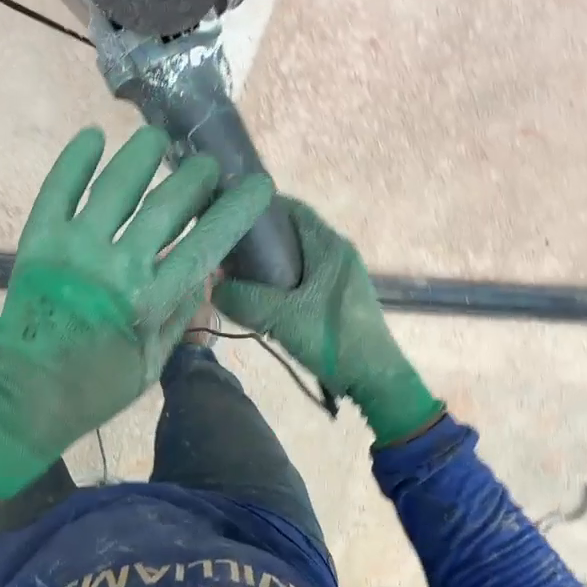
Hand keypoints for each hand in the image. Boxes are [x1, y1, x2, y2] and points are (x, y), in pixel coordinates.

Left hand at [0, 126, 272, 498]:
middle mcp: (118, 266)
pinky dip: (75, 159)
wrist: (28, 399)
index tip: (256, 185)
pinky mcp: (38, 242)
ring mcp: (75, 248)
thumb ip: (181, 313)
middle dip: (195, 177)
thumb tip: (207, 269)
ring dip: (142, 155)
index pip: (207, 243)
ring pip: (117, 184)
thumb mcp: (154, 362)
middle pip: (167, 204)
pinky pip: (58, 189)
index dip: (236, 209)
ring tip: (157, 140)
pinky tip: (93, 137)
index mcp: (151, 301)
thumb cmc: (99, 388)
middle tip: (204, 166)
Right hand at [215, 201, 441, 445]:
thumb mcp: (282, 319)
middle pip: (292, 233)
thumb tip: (212, 288)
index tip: (229, 217)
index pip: (291, 208)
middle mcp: (338, 252)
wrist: (374, 378)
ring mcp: (342, 275)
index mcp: (329, 246)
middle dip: (259, 240)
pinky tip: (263, 301)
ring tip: (238, 278)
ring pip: (298, 257)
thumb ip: (244, 300)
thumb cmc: (332, 340)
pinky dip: (282, 282)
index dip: (258, 208)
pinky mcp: (340, 297)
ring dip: (269, 265)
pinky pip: (305, 277)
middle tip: (226, 253)